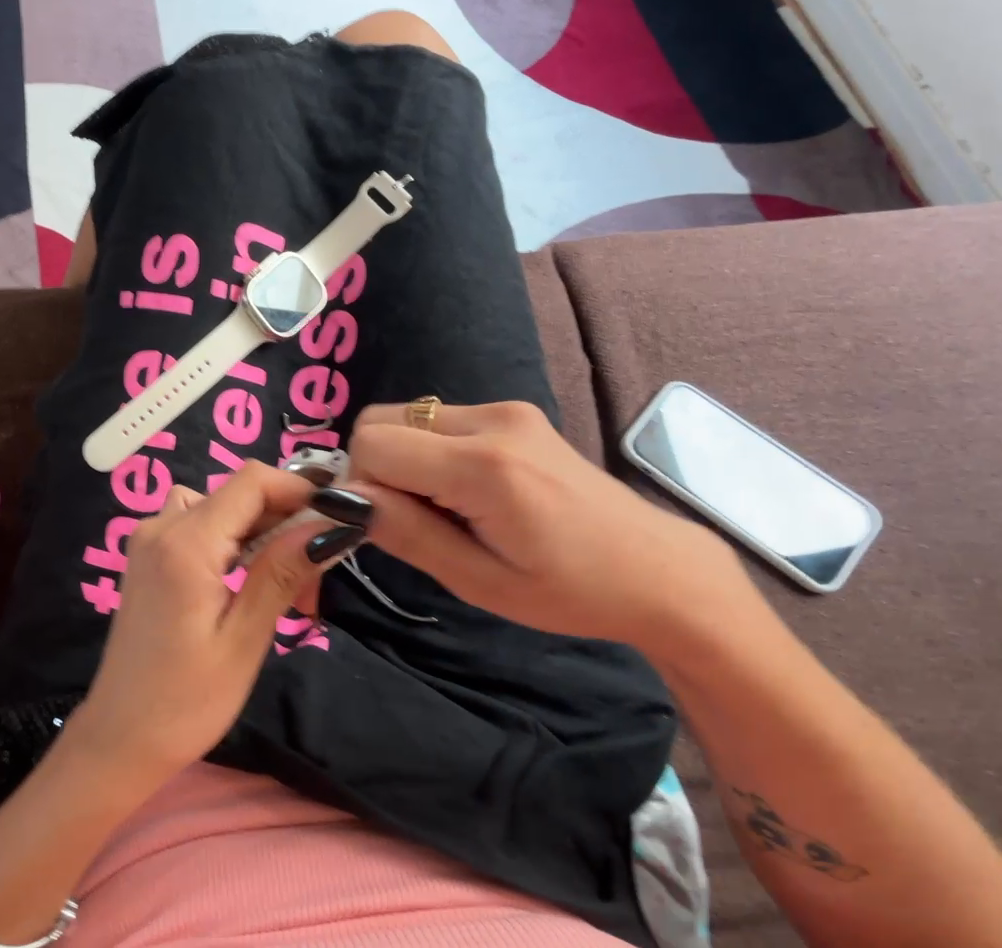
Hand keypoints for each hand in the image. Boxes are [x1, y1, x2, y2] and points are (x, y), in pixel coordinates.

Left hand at [64, 462, 334, 781]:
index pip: (251, 481)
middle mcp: (160, 527)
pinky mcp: (146, 558)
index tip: (336, 520)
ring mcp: (147, 541)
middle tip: (314, 580)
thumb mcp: (244, 640)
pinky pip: (196, 526)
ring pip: (219, 507)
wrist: (120, 736)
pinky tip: (246, 584)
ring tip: (284, 585)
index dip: (299, 489)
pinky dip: (230, 541)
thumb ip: (283, 573)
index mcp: (185, 544)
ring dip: (259, 532)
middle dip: (285, 521)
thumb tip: (330, 524)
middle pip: (236, 493)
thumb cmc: (186, 701)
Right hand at [346, 401, 755, 647]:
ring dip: (402, 459)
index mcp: (484, 467)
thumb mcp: (480, 581)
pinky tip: (464, 493)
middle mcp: (492, 421)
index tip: (382, 526)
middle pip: (381, 420)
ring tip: (442, 508)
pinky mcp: (516, 413)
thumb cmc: (571, 591)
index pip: (372, 445)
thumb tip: (342, 502)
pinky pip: (437, 421)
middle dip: (375, 467)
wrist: (658, 570)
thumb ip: (407, 534)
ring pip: (406, 417)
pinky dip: (428, 452)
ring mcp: (507, 410)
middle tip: (408, 518)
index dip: (361, 486)